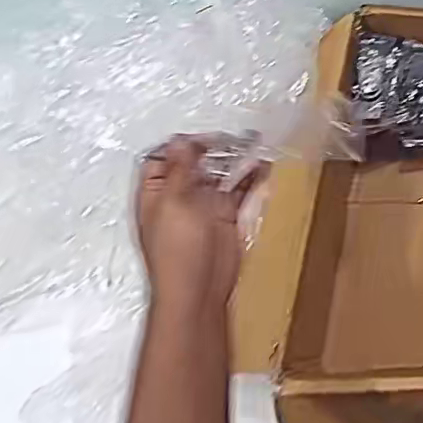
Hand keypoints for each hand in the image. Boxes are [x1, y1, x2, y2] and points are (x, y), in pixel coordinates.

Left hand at [135, 135, 263, 312]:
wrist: (200, 286)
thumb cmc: (179, 248)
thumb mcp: (175, 202)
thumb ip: (180, 169)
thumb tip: (178, 140)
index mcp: (157, 193)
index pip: (163, 158)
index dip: (183, 144)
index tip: (207, 136)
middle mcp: (180, 195)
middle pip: (196, 163)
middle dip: (216, 148)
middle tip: (239, 137)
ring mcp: (205, 205)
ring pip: (221, 173)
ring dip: (238, 159)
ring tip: (257, 143)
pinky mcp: (227, 214)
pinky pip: (241, 189)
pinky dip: (253, 176)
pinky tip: (265, 166)